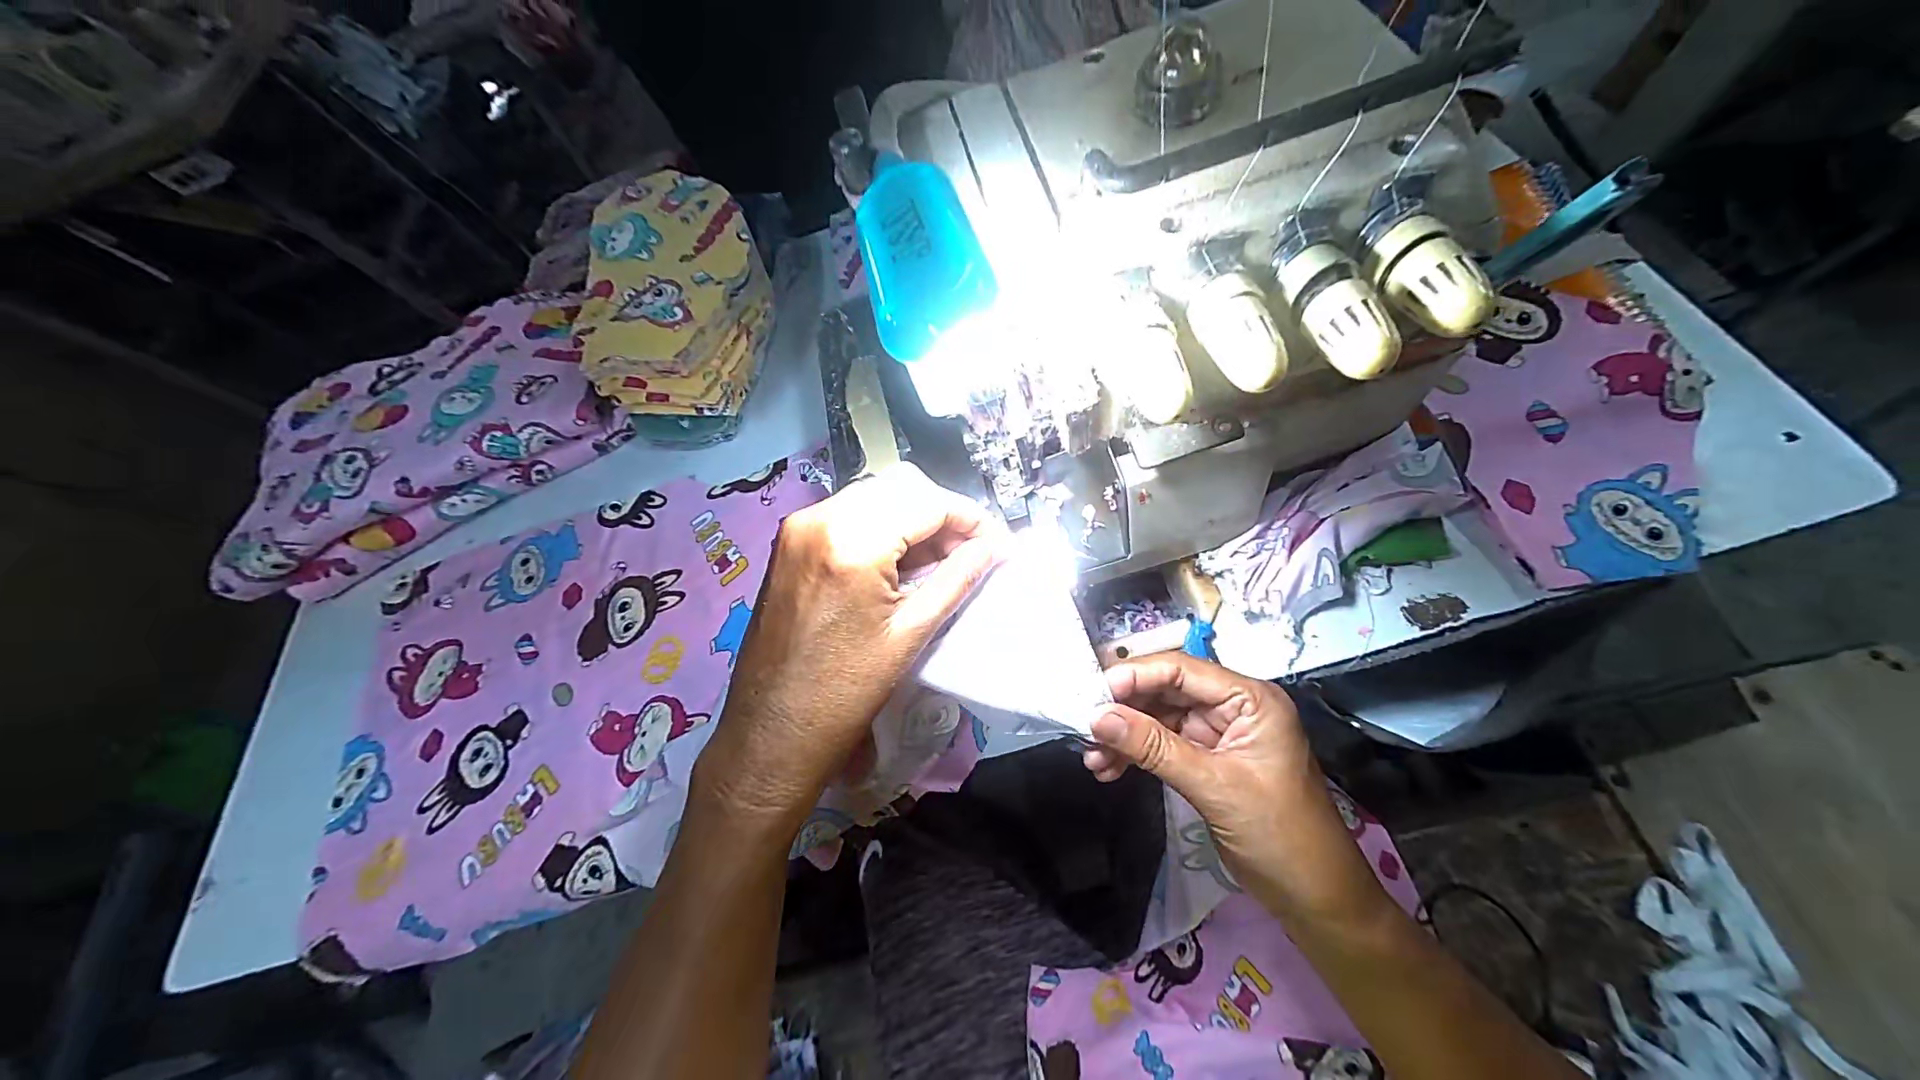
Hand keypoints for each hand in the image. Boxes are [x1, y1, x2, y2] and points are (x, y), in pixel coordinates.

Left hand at [692, 463, 1006, 834]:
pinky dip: (882, 527)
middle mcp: (819, 517)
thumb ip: (957, 578)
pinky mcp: (789, 542)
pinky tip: (902, 561)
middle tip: (972, 552)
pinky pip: (848, 514)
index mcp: (851, 540)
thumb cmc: (844, 693)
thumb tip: (994, 548)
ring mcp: (798, 527)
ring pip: (874, 496)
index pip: (927, 502)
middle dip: (942, 515)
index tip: (997, 544)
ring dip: (913, 519)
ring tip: (942, 560)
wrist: (771, 732)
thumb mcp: (910, 633)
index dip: (970, 518)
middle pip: (900, 489)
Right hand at [1084, 653, 1393, 927]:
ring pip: (1158, 719)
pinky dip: (1136, 755)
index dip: (1133, 677)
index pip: (1181, 669)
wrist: (1317, 900)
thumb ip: (1153, 747)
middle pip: (1165, 691)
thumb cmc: (1280, 836)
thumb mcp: (1214, 786)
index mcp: (1250, 699)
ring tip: (1094, 760)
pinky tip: (1110, 770)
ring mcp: (1219, 734)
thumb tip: (1097, 717)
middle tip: (1085, 729)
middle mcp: (1233, 707)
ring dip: (1125, 737)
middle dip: (1124, 710)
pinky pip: (1163, 745)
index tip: (1091, 694)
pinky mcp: (1208, 760)